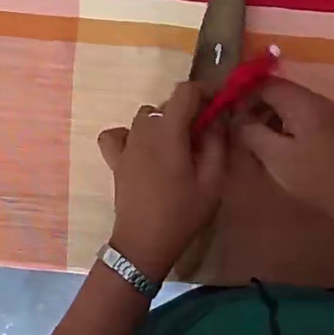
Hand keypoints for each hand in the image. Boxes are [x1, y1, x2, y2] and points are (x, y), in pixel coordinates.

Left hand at [97, 83, 227, 278]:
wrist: (144, 243)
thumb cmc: (182, 214)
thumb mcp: (212, 181)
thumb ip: (218, 143)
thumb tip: (219, 117)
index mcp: (169, 133)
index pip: (185, 91)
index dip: (205, 93)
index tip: (218, 108)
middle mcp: (144, 130)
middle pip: (168, 105)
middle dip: (189, 113)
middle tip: (204, 139)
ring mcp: (126, 144)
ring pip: (146, 117)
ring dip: (164, 124)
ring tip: (176, 149)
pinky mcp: (114, 159)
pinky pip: (117, 134)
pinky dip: (130, 135)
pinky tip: (142, 150)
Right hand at [234, 77, 333, 243]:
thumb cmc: (311, 176)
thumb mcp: (274, 155)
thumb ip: (250, 132)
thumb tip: (235, 117)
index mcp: (303, 102)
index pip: (266, 84)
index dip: (242, 95)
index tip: (225, 112)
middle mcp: (315, 101)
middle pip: (277, 92)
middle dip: (253, 107)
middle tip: (235, 128)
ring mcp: (323, 114)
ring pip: (286, 106)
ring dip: (266, 117)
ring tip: (250, 138)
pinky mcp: (326, 129)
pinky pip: (297, 117)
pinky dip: (280, 126)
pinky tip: (270, 144)